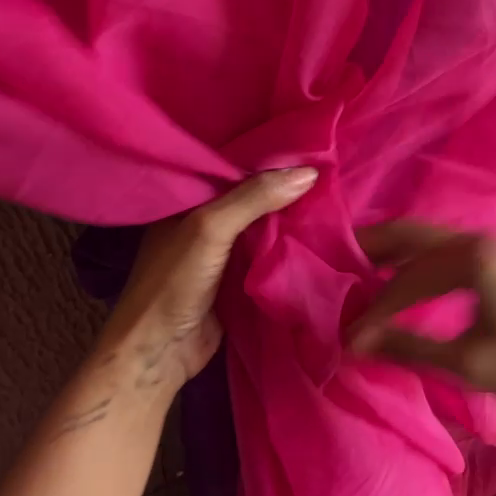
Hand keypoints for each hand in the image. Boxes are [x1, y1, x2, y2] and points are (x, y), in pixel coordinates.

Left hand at [103, 167, 316, 395]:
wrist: (159, 355)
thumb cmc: (174, 283)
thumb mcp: (211, 228)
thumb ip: (255, 198)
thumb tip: (311, 172)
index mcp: (189, 198)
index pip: (234, 164)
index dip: (269, 152)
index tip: (311, 139)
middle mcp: (206, 218)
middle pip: (254, 193)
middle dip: (286, 182)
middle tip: (333, 162)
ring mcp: (224, 250)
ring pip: (265, 222)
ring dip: (293, 213)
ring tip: (336, 188)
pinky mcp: (239, 277)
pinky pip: (271, 251)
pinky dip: (292, 243)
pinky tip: (322, 228)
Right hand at [345, 222, 495, 409]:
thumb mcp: (467, 364)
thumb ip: (408, 347)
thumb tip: (355, 342)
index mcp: (471, 259)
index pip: (404, 279)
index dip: (371, 309)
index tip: (345, 336)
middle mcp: (477, 239)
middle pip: (409, 234)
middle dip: (370, 249)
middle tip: (330, 267)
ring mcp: (489, 243)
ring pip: (426, 237)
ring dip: (391, 252)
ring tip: (356, 272)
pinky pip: (442, 246)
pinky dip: (414, 257)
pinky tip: (399, 278)